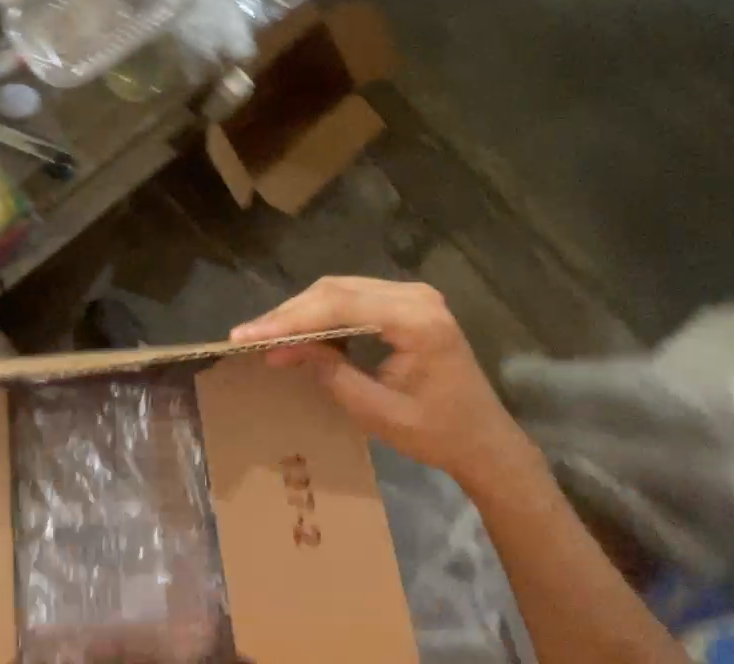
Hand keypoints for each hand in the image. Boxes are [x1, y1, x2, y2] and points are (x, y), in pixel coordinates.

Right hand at [231, 277, 533, 488]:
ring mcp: (413, 295)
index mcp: (416, 320)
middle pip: (335, 290)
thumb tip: (282, 348)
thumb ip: (329, 372)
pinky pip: (353, 297)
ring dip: (301, 312)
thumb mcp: (376, 411)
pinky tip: (299, 332)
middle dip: (289, 314)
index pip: (338, 305)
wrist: (486, 442)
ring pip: (339, 289)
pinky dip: (321, 313)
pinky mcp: (407, 303)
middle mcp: (415, 296)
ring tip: (266, 335)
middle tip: (249, 336)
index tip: (248, 334)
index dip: (288, 319)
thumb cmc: (437, 434)